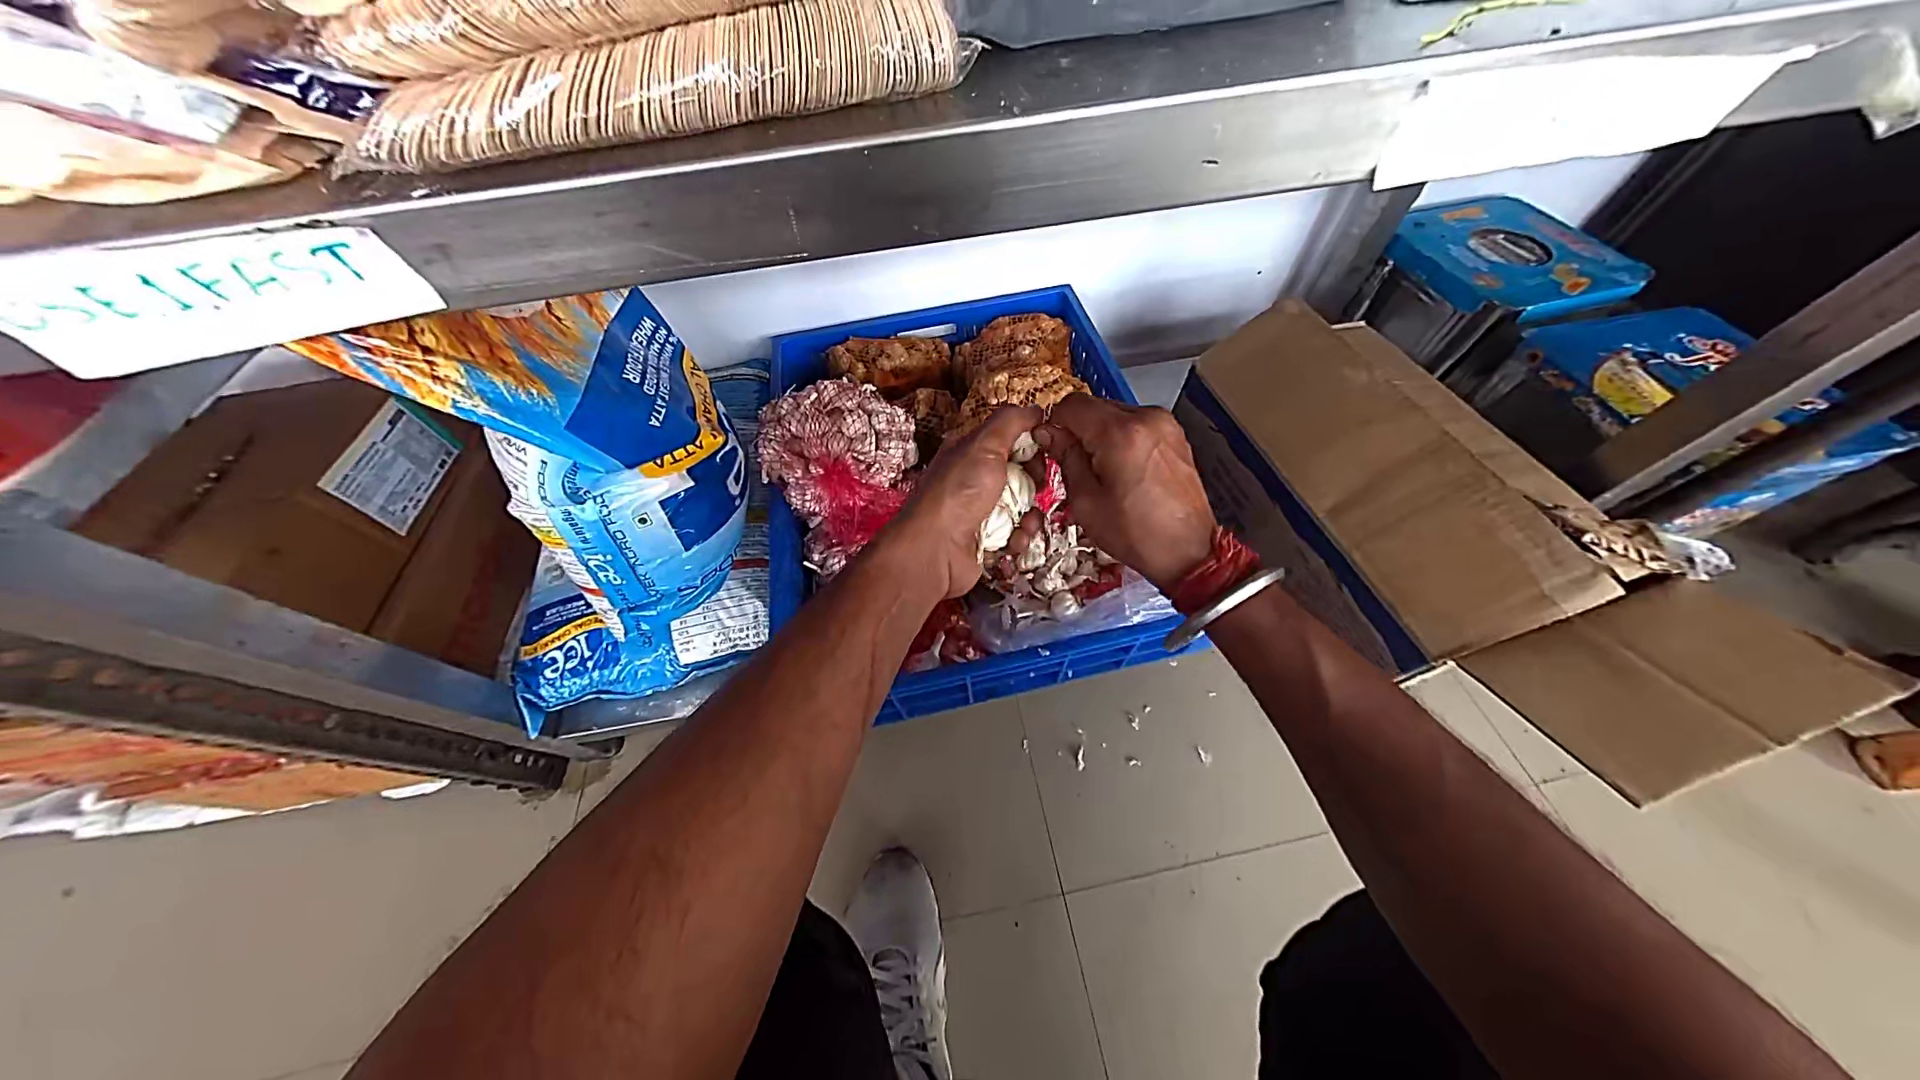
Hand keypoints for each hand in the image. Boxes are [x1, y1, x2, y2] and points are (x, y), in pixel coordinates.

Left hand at [875, 405, 1041, 598]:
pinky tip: (1012, 541)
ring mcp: (981, 512)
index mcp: (971, 453)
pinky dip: (1019, 539)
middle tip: (1036, 486)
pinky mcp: (988, 541)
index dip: (1031, 445)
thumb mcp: (984, 446)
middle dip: (1035, 482)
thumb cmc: (957, 494)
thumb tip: (1035, 409)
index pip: (1011, 441)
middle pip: (1022, 476)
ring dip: (1031, 516)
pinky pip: (1016, 536)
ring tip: (1024, 522)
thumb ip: (1010, 422)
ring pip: (1023, 509)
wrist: (935, 550)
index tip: (1045, 451)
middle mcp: (974, 481)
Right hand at [1037, 394, 1215, 590]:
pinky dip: (1121, 440)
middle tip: (1074, 463)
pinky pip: (1135, 425)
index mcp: (1120, 434)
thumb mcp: (1085, 501)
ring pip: (1114, 414)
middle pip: (1094, 406)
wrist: (1187, 550)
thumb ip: (1066, 458)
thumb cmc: (1139, 534)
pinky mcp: (1174, 435)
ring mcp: (1164, 425)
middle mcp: (1146, 419)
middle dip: (1078, 430)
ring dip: (1100, 435)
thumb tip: (1051, 434)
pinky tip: (1122, 470)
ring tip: (1101, 471)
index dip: (1055, 424)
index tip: (1051, 443)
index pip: (1072, 405)